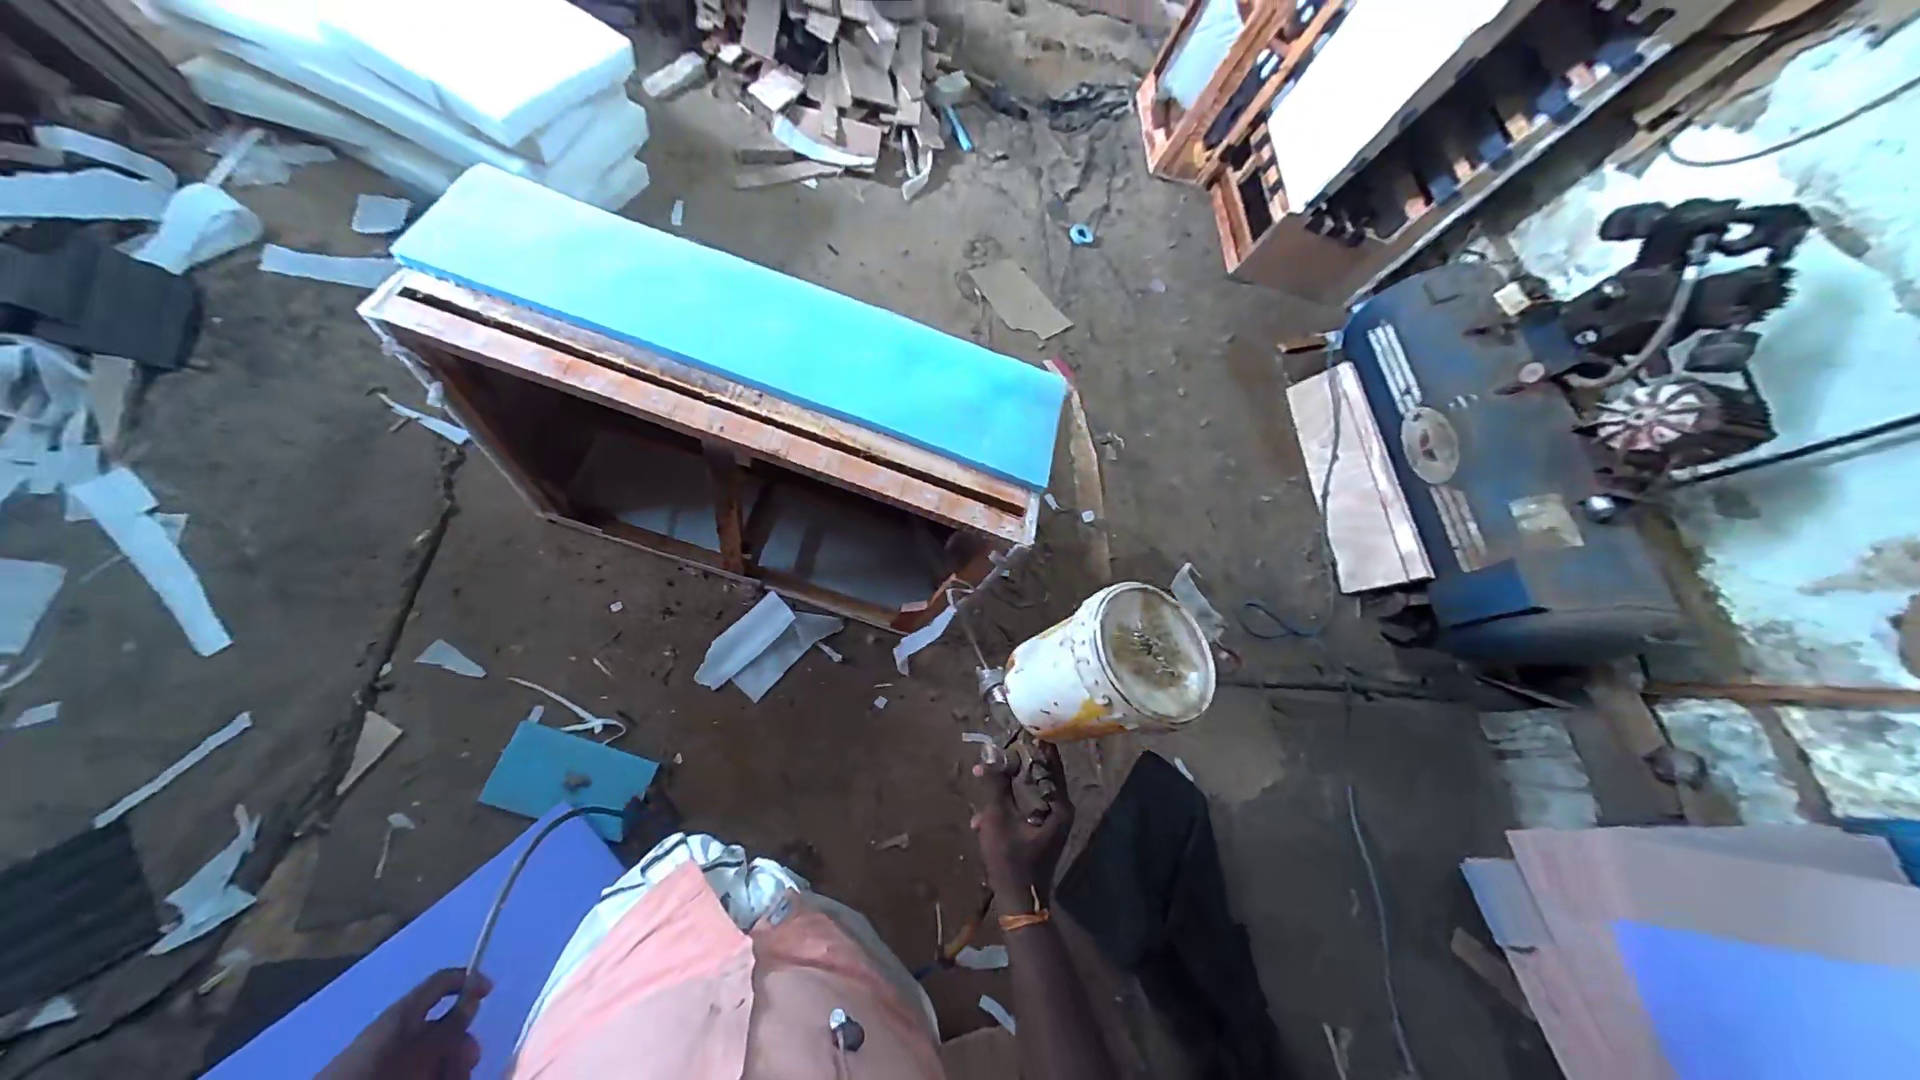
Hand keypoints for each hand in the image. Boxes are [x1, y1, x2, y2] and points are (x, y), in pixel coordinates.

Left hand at [317, 968, 492, 1079]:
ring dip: (449, 1066)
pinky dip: (431, 1075)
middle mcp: (397, 1030)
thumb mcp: (427, 1048)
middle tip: (467, 1063)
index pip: (443, 980)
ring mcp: (386, 1058)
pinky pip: (415, 1070)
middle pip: (442, 1023)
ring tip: (452, 1078)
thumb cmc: (383, 1076)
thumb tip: (472, 999)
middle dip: (460, 1042)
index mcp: (405, 1011)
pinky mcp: (379, 1075)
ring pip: (432, 1053)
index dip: (469, 980)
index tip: (488, 994)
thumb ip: (454, 1023)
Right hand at [970, 739, 1072, 910]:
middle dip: (1015, 765)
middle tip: (998, 750)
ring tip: (984, 779)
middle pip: (1039, 776)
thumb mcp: (999, 818)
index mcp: (1059, 805)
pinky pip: (1024, 809)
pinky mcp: (1040, 833)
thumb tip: (990, 754)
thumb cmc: (1011, 860)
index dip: (1036, 745)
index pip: (1051, 764)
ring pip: (1028, 793)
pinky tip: (983, 818)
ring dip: (1006, 788)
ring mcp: (1052, 823)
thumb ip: (997, 784)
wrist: (1018, 904)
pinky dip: (1007, 807)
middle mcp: (1061, 811)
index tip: (1021, 728)